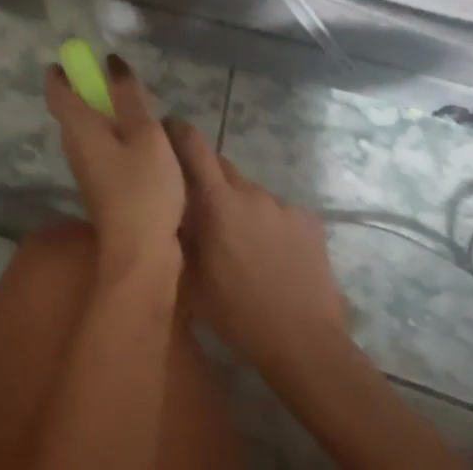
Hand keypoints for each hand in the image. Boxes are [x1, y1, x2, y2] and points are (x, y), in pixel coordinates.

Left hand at [45, 56, 184, 275]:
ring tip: (138, 109)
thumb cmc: (143, 187)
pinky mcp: (99, 187)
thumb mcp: (145, 134)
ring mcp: (85, 169)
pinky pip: (101, 150)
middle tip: (118, 82)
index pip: (56, 91)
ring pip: (88, 131)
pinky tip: (142, 144)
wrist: (140, 252)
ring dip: (105, 116)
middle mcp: (73, 146)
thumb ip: (128, 96)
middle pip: (72, 110)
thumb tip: (110, 61)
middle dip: (89, 91)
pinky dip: (115, 138)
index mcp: (78, 127)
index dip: (62, 72)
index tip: (77, 59)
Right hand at [164, 118, 349, 369]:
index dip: (176, 131)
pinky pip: (277, 212)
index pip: (193, 145)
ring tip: (237, 243)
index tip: (164, 129)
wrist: (305, 343)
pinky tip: (269, 255)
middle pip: (221, 167)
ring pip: (249, 193)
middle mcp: (251, 192)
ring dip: (238, 206)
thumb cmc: (236, 313)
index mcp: (218, 202)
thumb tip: (162, 206)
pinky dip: (267, 224)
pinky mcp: (310, 222)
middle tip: (197, 208)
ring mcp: (284, 206)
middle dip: (205, 178)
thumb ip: (175, 232)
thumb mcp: (188, 276)